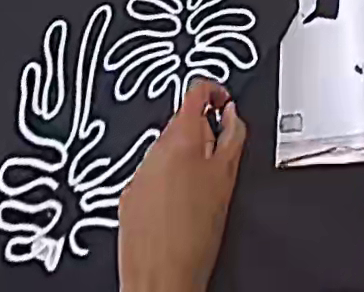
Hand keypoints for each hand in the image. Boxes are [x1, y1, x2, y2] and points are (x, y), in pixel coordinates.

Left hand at [119, 80, 246, 291]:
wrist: (161, 281)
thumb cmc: (195, 235)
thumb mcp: (227, 176)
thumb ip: (234, 133)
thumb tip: (232, 114)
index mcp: (181, 137)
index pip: (196, 91)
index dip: (214, 91)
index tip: (223, 103)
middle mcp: (154, 149)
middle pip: (182, 123)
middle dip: (202, 134)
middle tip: (217, 160)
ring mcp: (139, 173)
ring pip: (167, 150)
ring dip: (184, 160)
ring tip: (199, 193)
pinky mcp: (129, 196)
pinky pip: (152, 175)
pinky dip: (167, 182)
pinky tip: (179, 208)